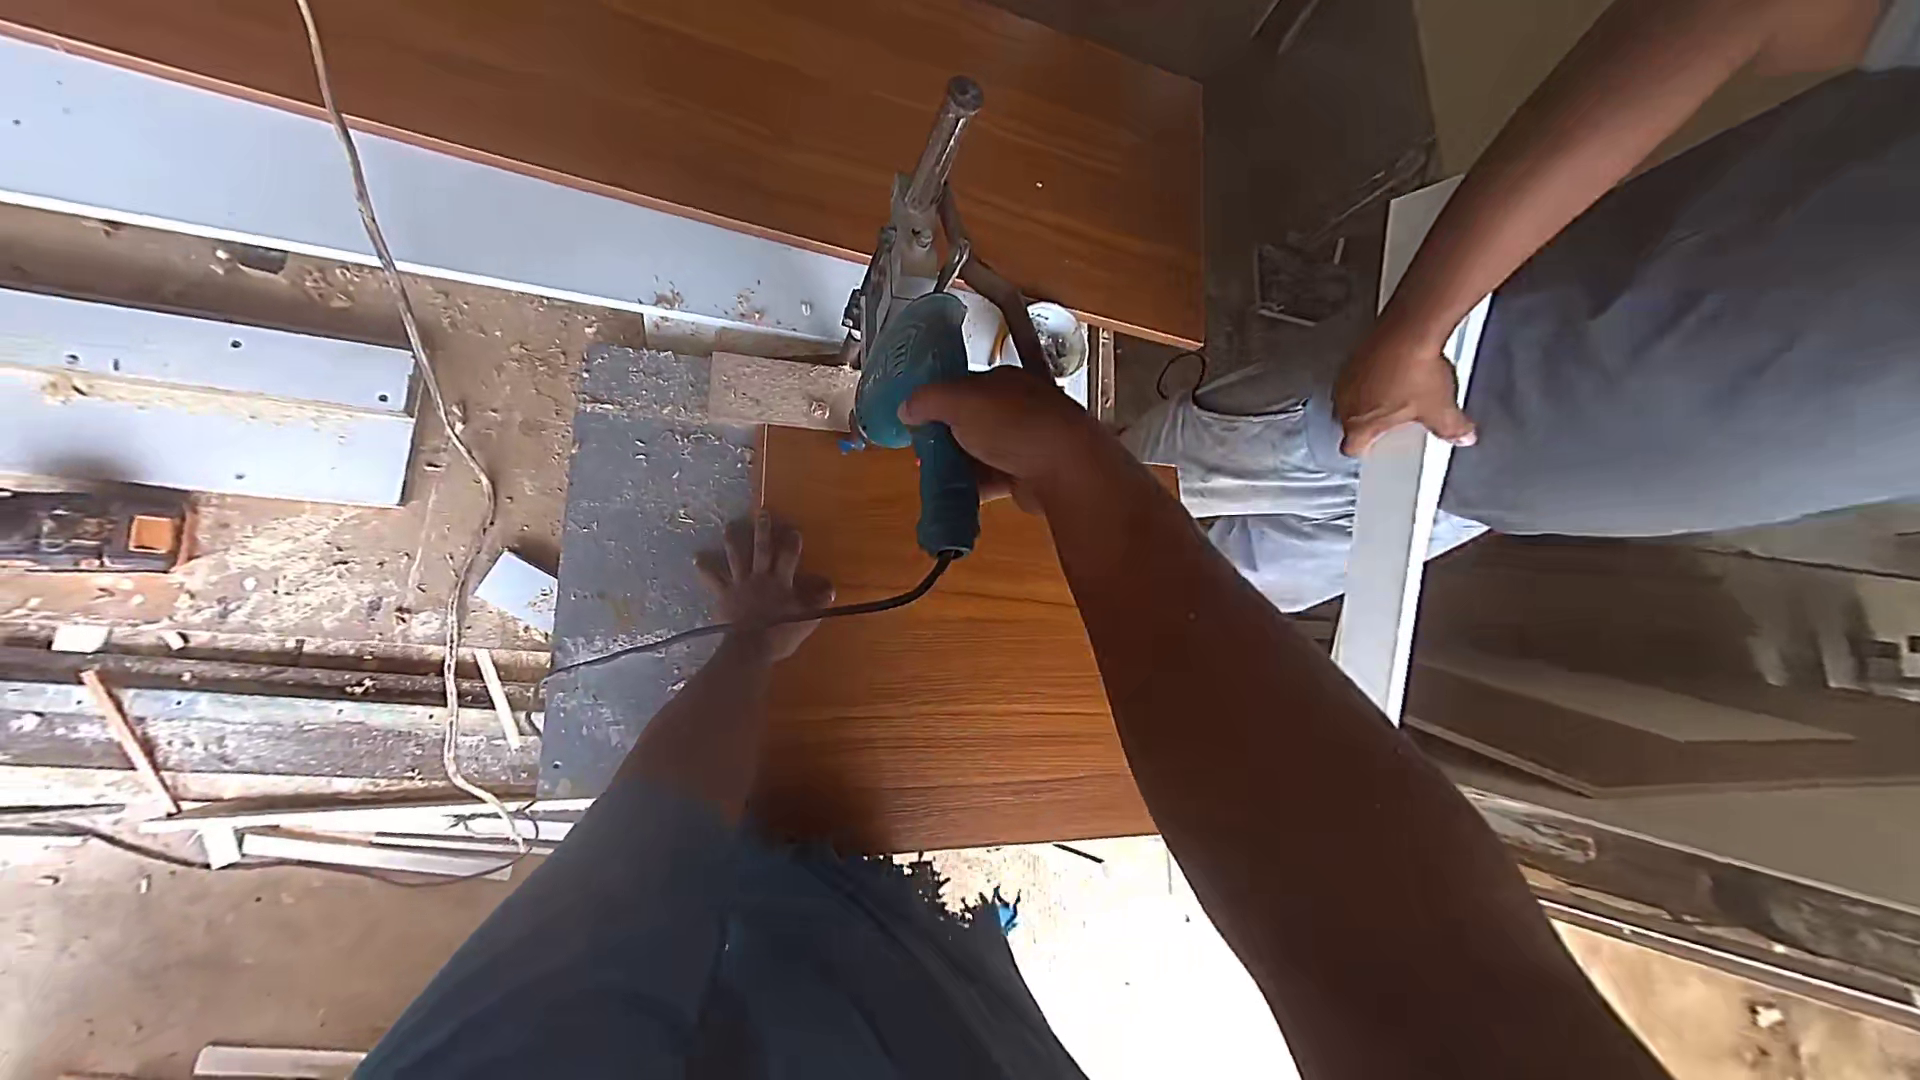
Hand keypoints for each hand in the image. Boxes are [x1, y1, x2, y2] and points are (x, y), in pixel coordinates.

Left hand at [695, 512, 834, 661]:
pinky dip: (705, 568)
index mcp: (781, 581)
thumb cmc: (780, 634)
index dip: (792, 542)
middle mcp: (760, 577)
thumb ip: (819, 603)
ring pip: (736, 556)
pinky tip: (698, 557)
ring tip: (730, 525)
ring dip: (733, 539)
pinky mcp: (724, 594)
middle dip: (762, 530)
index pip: (789, 556)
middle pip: (761, 549)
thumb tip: (831, 589)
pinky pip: (713, 578)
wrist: (750, 648)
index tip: (793, 530)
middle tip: (761, 513)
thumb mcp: (807, 620)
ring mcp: (740, 584)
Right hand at [899, 366, 1109, 511]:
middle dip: (945, 437)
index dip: (938, 400)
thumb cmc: (1015, 423)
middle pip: (971, 421)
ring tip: (933, 476)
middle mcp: (1017, 408)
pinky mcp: (1027, 474)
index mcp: (1003, 381)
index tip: (917, 418)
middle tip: (922, 451)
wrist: (1065, 467)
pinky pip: (993, 479)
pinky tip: (956, 495)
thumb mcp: (960, 401)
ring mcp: (1025, 442)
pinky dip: (974, 487)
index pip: (964, 385)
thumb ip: (928, 400)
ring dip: (957, 464)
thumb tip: (906, 407)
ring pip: (981, 452)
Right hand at [1333, 328, 1476, 456]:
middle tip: (1392, 415)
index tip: (1375, 445)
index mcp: (1360, 425)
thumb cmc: (1413, 372)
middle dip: (1368, 421)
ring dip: (1367, 398)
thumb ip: (1450, 428)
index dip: (1364, 449)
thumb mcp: (1440, 408)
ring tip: (1395, 389)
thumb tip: (1461, 436)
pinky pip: (1356, 376)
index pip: (1351, 448)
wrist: (1408, 332)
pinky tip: (1392, 370)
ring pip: (1351, 399)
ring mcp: (1345, 381)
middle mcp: (1345, 405)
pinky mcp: (1351, 360)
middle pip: (1350, 423)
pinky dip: (1369, 377)